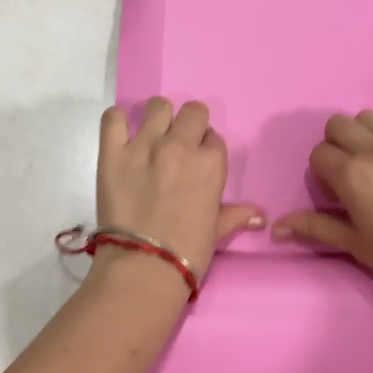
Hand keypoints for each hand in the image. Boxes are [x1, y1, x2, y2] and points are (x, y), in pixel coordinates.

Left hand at [97, 98, 262, 282]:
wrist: (144, 266)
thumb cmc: (188, 252)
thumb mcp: (217, 232)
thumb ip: (236, 215)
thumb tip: (260, 216)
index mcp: (211, 162)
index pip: (213, 139)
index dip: (204, 149)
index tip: (196, 165)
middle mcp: (180, 146)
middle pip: (192, 112)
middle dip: (187, 126)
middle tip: (176, 148)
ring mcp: (144, 146)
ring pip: (157, 106)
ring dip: (156, 119)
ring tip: (149, 140)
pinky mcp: (112, 153)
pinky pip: (113, 117)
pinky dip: (117, 122)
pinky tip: (120, 137)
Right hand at [272, 111, 372, 300]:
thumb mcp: (352, 243)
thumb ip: (314, 227)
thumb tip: (277, 226)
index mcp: (351, 173)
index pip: (318, 153)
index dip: (321, 174)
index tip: (335, 197)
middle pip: (339, 124)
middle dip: (335, 145)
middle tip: (348, 176)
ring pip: (370, 117)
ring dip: (364, 133)